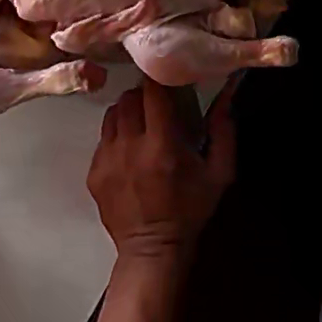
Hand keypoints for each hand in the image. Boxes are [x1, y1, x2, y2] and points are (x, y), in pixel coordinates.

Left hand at [87, 76, 238, 263]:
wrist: (153, 249)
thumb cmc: (191, 209)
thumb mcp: (220, 173)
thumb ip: (224, 131)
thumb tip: (227, 94)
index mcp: (162, 145)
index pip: (152, 92)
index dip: (159, 77)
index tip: (168, 72)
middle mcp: (129, 147)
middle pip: (129, 98)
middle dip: (144, 94)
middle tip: (160, 102)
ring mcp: (106, 159)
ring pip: (112, 114)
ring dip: (128, 111)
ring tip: (143, 123)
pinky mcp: (93, 172)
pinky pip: (103, 138)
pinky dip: (117, 134)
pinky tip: (131, 149)